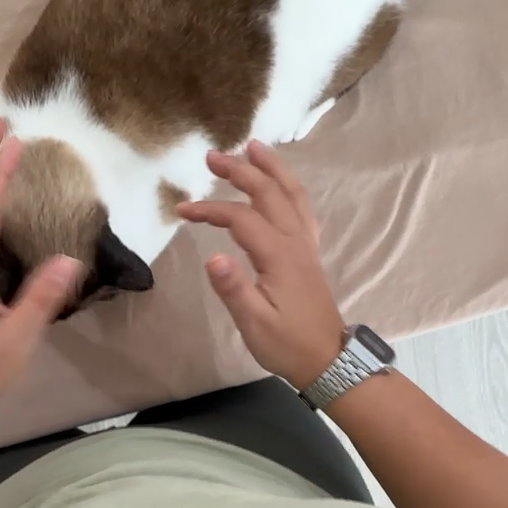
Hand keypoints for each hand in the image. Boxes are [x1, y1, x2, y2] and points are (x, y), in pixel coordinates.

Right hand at [177, 141, 345, 389]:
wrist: (326, 359)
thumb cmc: (286, 344)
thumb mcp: (254, 322)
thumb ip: (233, 289)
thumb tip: (211, 257)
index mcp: (279, 256)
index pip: (240, 219)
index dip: (210, 210)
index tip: (181, 210)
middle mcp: (296, 242)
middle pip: (269, 193)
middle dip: (240, 171)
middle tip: (213, 156)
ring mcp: (306, 246)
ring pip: (291, 195)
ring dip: (271, 169)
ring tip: (254, 148)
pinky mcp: (309, 255)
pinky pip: (300, 209)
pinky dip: (287, 188)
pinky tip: (278, 186)